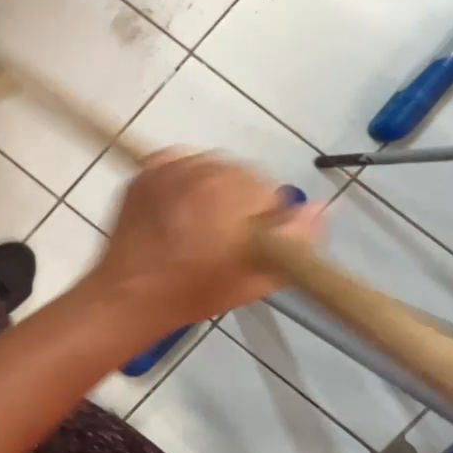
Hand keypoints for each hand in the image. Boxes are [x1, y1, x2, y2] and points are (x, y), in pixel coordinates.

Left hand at [79, 149, 320, 334]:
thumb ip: (296, 239)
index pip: (268, 189)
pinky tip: (183, 202)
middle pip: (239, 172)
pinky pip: (176, 161)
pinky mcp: (142, 174)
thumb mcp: (258, 276)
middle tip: (229, 232)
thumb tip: (321, 207)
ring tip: (203, 220)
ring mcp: (165, 170)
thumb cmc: (195, 290)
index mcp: (229, 193)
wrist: (131, 292)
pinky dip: (184, 175)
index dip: (269, 216)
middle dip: (242, 198)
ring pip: (209, 164)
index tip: (257, 238)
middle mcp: (198, 172)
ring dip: (215, 185)